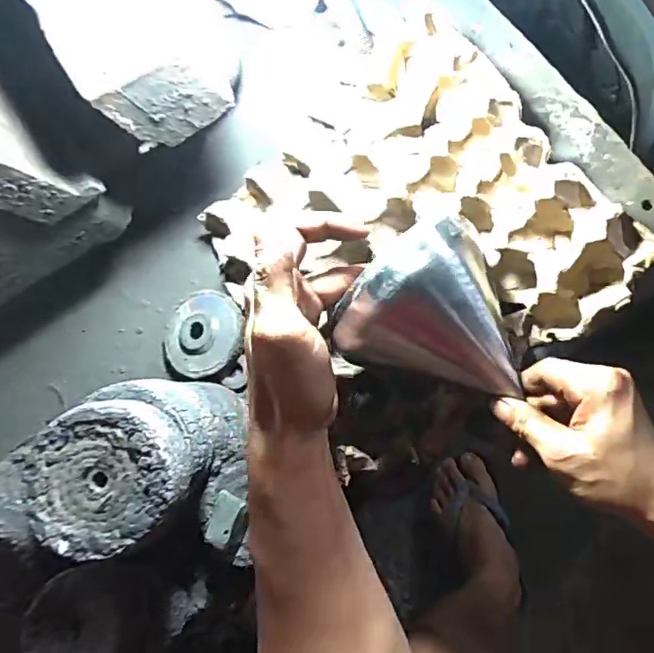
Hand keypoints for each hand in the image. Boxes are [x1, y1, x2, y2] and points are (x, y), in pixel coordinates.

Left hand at [244, 211, 369, 437]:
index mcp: (270, 290)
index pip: (285, 234)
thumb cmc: (290, 383)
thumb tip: (272, 229)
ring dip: (351, 271)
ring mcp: (296, 315)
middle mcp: (279, 296)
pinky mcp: (311, 333)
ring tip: (384, 276)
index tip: (361, 232)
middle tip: (370, 241)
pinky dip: (353, 296)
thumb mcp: (283, 330)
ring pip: (324, 277)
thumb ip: (275, 281)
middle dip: (335, 238)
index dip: (322, 223)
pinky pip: (332, 302)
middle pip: (302, 249)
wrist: (292, 429)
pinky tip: (374, 303)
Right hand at [490, 360, 653, 520]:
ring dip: (540, 429)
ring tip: (523, 458)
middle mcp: (606, 379)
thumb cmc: (613, 478)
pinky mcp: (611, 410)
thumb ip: (526, 425)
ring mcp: (610, 394)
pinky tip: (540, 457)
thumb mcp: (562, 454)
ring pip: (560, 403)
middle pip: (551, 387)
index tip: (499, 415)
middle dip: (528, 417)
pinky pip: (575, 413)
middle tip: (508, 444)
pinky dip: (558, 432)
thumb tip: (497, 404)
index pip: (544, 370)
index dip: (518, 390)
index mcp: (598, 382)